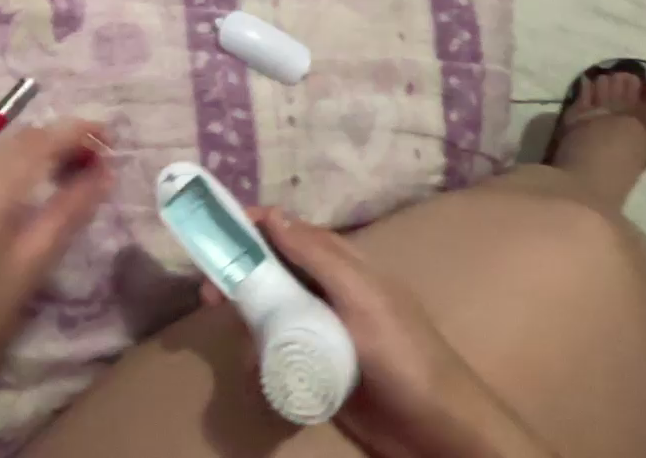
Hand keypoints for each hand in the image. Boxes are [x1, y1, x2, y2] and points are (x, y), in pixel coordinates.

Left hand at [0, 119, 112, 404]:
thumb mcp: (31, 267)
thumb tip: (105, 173)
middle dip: (56, 141)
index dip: (73, 132)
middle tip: (94, 155)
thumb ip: (69, 212)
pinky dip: (3, 168)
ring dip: (31, 154)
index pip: (35, 144)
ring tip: (65, 169)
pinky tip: (21, 187)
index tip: (106, 133)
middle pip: (14, 142)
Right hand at [200, 208, 482, 456]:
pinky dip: (259, 353)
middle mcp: (326, 290)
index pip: (287, 231)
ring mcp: (319, 328)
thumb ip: (319, 256)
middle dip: (237, 275)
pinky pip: (275, 348)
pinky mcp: (315, 363)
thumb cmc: (404, 355)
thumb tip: (272, 214)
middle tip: (208, 293)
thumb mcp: (362, 298)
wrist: (437, 432)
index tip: (216, 231)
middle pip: (271, 269)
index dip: (251, 227)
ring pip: (268, 309)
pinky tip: (254, 366)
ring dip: (246, 319)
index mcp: (340, 264)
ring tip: (236, 340)